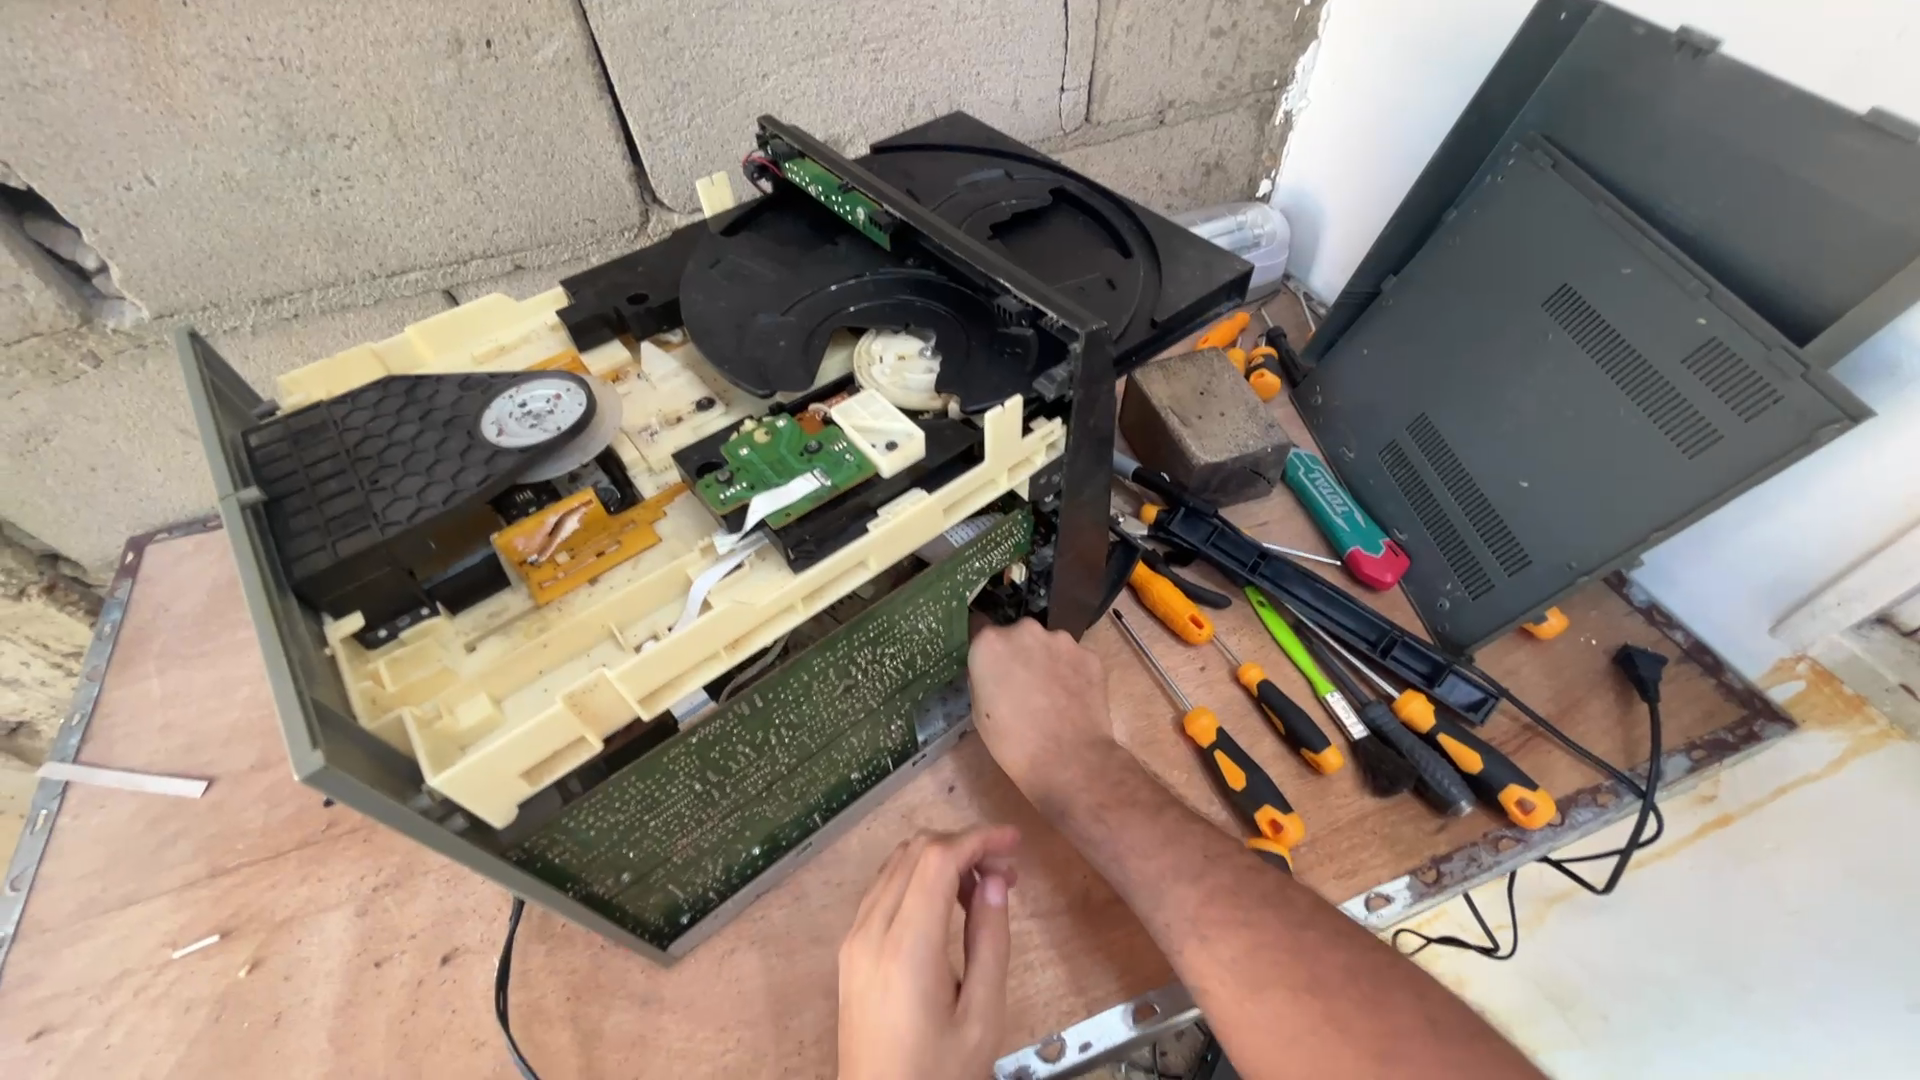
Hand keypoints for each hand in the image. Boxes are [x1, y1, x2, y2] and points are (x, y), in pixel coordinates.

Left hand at [838, 827, 1020, 1079]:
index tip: (1015, 842)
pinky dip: (918, 877)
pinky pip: (883, 889)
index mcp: (905, 947)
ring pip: (896, 863)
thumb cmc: (939, 1075)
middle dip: (964, 846)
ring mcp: (853, 938)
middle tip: (1005, 872)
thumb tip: (995, 879)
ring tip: (982, 887)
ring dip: (941, 859)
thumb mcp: (981, 1019)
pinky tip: (946, 903)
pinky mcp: (849, 950)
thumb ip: (990, 942)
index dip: (978, 838)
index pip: (937, 858)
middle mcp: (870, 930)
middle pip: (915, 850)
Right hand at [968, 618, 1121, 802]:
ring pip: (1049, 645)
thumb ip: (984, 678)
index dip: (989, 655)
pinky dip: (1072, 673)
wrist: (1069, 759)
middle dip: (1020, 654)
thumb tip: (995, 672)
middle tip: (1024, 686)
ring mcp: (1061, 640)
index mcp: (990, 643)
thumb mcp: (979, 711)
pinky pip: (1074, 659)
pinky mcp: (1089, 655)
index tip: (994, 671)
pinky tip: (1073, 700)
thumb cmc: (1013, 743)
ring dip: (1047, 662)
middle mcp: (1025, 631)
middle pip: (1018, 636)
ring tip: (1052, 695)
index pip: (983, 634)